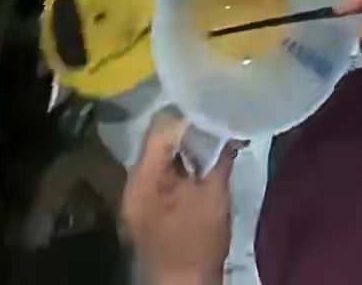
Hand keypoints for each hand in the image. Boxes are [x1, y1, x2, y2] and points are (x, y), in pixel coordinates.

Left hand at [120, 115, 238, 284]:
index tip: (209, 116)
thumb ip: (219, 160)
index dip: (186, 120)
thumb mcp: (214, 199)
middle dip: (186, 135)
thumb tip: (229, 131)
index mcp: (141, 175)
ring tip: (211, 146)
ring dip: (184, 153)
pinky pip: (161, 177)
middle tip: (213, 130)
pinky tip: (201, 169)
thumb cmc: (198, 245)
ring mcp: (137, 198)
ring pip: (160, 160)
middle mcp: (132, 182)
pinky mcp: (147, 211)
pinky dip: (180, 170)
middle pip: (157, 143)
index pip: (159, 130)